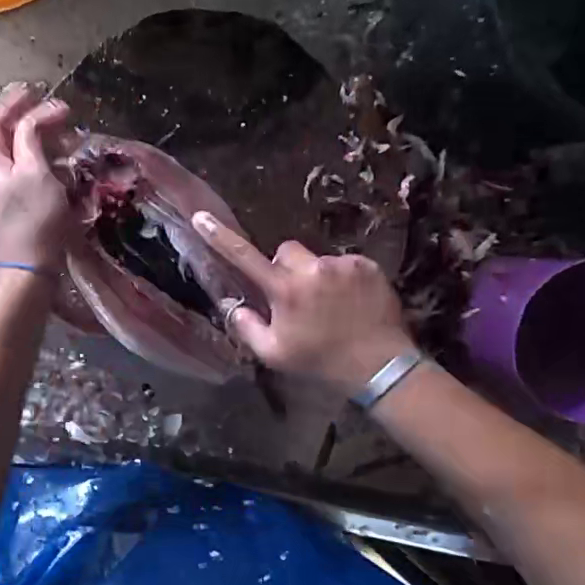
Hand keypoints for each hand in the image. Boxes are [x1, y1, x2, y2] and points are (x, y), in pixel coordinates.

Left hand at [0, 84, 74, 274]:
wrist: (29, 269)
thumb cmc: (32, 217)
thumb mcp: (34, 170)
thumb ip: (31, 136)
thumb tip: (33, 114)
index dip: (14, 101)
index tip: (37, 88)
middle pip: (7, 135)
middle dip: (35, 120)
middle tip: (64, 113)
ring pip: (20, 154)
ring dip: (44, 142)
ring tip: (72, 138)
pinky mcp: (13, 204)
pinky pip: (27, 173)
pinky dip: (45, 163)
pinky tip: (66, 165)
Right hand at [190, 212, 413, 389]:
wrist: (382, 367)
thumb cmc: (321, 361)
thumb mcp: (273, 353)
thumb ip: (246, 326)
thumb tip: (234, 304)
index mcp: (285, 290)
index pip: (244, 256)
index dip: (220, 236)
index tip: (202, 217)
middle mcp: (312, 270)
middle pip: (285, 251)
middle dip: (285, 267)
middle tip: (295, 296)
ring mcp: (343, 265)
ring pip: (316, 258)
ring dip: (316, 275)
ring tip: (330, 305)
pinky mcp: (368, 267)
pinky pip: (343, 264)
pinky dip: (341, 279)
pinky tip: (350, 302)